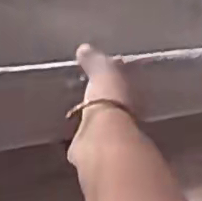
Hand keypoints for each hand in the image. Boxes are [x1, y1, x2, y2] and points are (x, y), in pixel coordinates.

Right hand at [69, 44, 135, 169]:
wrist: (101, 139)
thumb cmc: (109, 101)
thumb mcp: (104, 72)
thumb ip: (95, 62)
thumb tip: (83, 48)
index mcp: (131, 96)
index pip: (124, 81)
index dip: (114, 74)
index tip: (102, 69)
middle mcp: (124, 117)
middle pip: (113, 103)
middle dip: (103, 98)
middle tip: (88, 89)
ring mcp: (108, 136)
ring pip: (100, 122)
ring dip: (91, 117)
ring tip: (76, 110)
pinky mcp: (92, 151)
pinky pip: (85, 138)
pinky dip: (79, 135)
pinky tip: (70, 130)